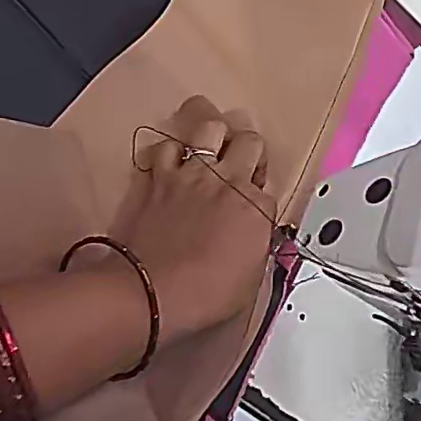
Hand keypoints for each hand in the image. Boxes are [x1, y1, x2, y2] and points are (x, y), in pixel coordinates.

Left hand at [103, 96, 277, 343]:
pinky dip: (168, 152)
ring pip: (209, 127)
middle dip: (248, 150)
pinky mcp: (157, 176)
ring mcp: (190, 174)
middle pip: (250, 141)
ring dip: (212, 134)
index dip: (259, 198)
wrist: (151, 291)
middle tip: (240, 165)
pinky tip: (169, 165)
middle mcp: (226, 182)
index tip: (250, 210)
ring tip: (209, 149)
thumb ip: (256, 245)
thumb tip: (253, 237)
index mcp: (255, 209)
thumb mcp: (250, 279)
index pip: (269, 189)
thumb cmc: (202, 294)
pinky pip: (164, 146)